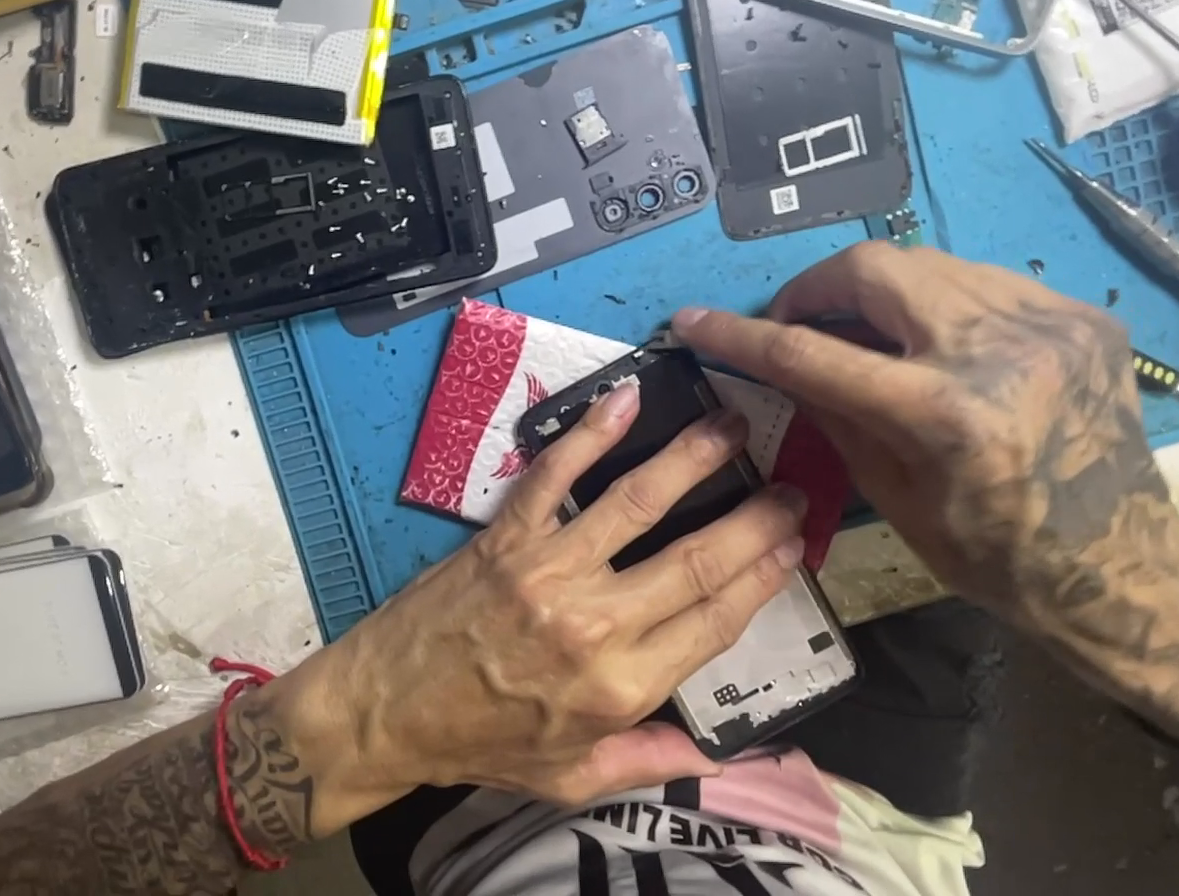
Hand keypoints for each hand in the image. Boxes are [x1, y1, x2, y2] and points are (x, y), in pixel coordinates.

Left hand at [315, 385, 806, 811]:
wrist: (387, 710)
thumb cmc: (478, 744)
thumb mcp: (568, 778)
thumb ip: (647, 763)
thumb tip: (718, 756)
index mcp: (622, 687)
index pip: (715, 620)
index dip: (762, 576)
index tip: (792, 541)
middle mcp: (595, 622)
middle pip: (694, 559)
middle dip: (753, 518)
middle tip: (790, 483)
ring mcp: (548, 569)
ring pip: (636, 502)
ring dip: (691, 458)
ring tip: (731, 425)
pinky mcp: (506, 535)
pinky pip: (555, 475)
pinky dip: (590, 433)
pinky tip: (625, 400)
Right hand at [671, 243, 1178, 746]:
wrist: (1119, 566)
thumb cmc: (986, 550)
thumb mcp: (884, 489)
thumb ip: (826, 408)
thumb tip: (772, 359)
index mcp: (945, 415)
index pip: (811, 353)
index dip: (739, 334)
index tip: (692, 321)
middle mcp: (1002, 351)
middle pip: (871, 269)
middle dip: (812, 287)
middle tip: (794, 321)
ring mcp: (1051, 322)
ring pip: (921, 260)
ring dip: (868, 289)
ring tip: (854, 329)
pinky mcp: (1080, 314)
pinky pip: (972, 278)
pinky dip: (926, 298)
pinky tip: (922, 336)